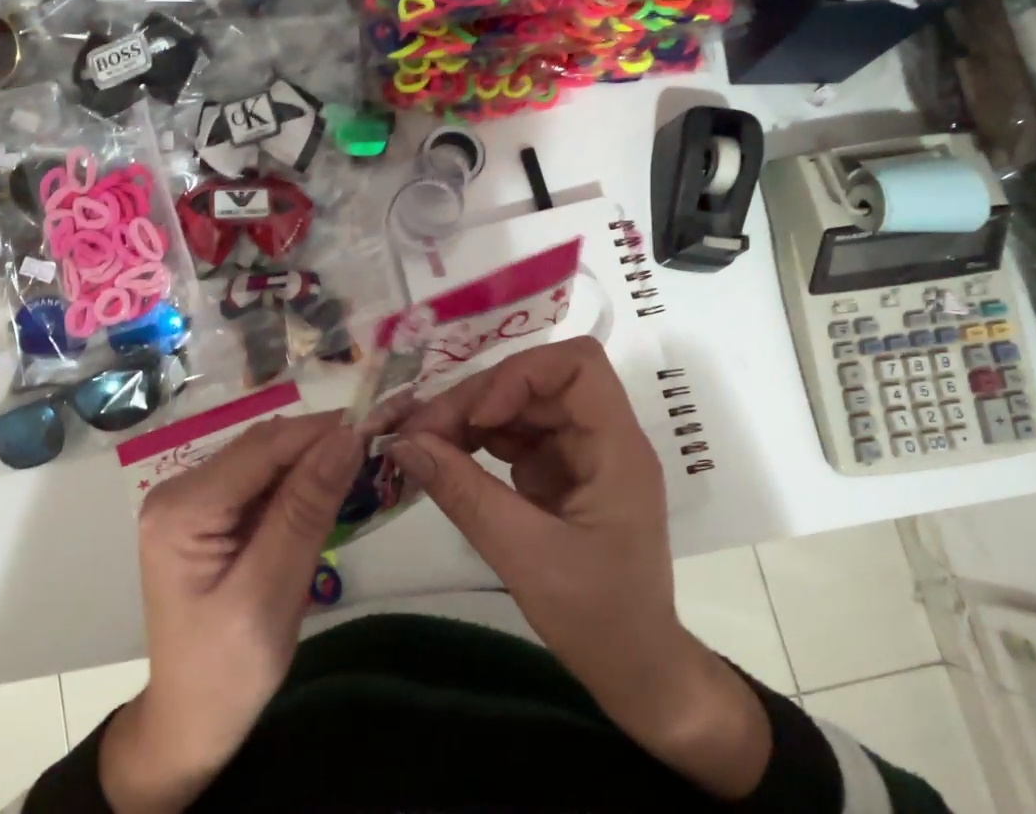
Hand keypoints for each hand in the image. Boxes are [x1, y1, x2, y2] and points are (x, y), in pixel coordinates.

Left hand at [100, 413, 360, 813]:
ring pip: (265, 461)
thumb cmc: (228, 668)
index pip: (262, 448)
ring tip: (370, 459)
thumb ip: (305, 510)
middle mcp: (179, 491)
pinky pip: (261, 485)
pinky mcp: (209, 517)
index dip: (322, 431)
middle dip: (321, 442)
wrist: (192, 719)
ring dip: (314, 460)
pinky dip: (299, 484)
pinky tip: (334, 487)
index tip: (381, 423)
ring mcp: (192, 502)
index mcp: (181, 508)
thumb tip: (346, 439)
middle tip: (384, 442)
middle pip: (262, 448)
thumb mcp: (271, 591)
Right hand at [389, 337, 771, 798]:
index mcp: (616, 449)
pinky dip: (476, 443)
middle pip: (538, 383)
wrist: (634, 668)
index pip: (577, 366)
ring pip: (521, 407)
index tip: (478, 418)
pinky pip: (514, 438)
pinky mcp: (559, 476)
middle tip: (419, 433)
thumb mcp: (523, 554)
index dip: (521, 375)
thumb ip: (463, 493)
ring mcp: (580, 457)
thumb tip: (402, 443)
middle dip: (477, 399)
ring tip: (422, 445)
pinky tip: (443, 460)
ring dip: (470, 418)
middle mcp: (602, 440)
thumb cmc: (596, 615)